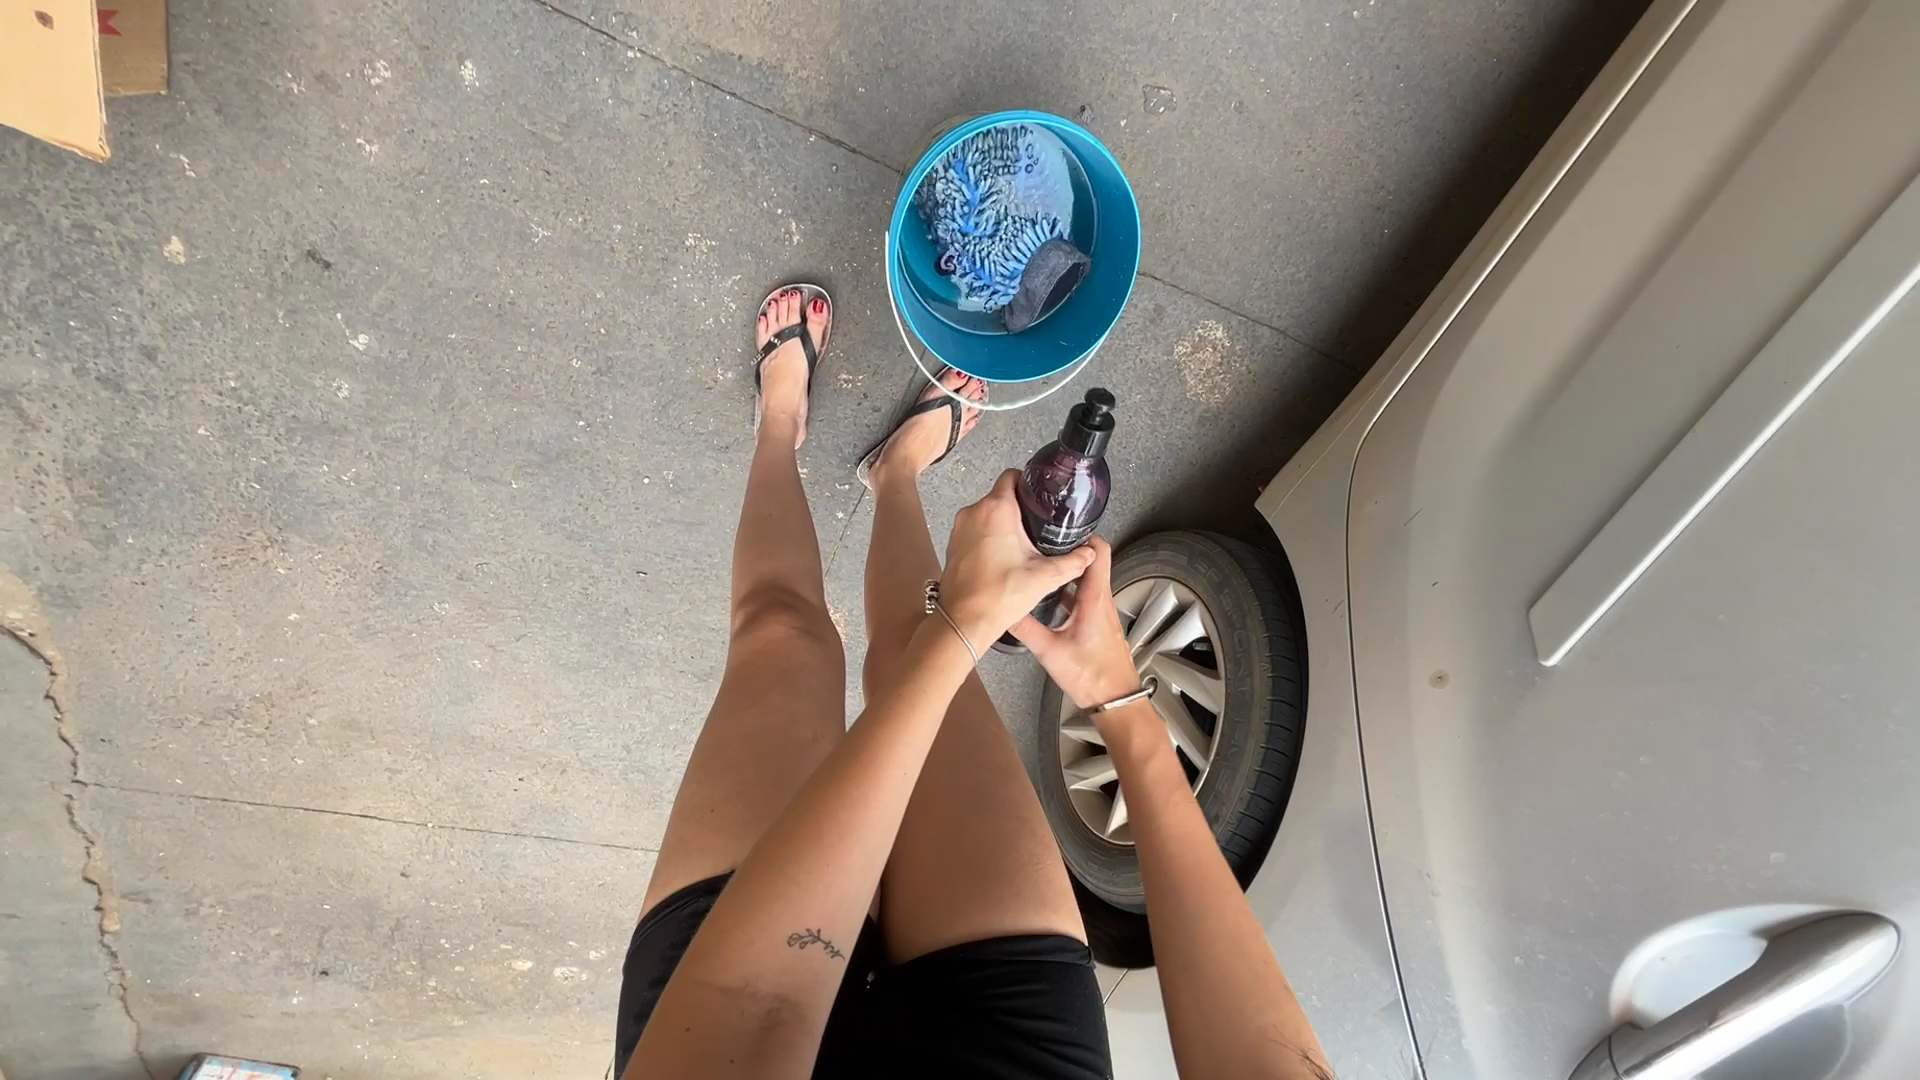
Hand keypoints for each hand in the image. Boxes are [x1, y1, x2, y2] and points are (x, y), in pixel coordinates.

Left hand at [939, 470, 1097, 645]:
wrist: (964, 621)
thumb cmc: (997, 596)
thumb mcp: (1045, 577)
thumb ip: (1072, 562)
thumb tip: (1088, 554)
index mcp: (996, 510)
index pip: (1011, 476)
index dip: (1027, 482)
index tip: (1039, 495)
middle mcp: (973, 513)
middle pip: (999, 495)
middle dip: (1018, 507)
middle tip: (1036, 524)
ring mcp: (959, 528)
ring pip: (986, 513)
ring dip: (1002, 523)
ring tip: (1021, 543)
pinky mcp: (953, 544)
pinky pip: (974, 530)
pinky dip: (987, 537)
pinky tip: (1002, 556)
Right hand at [1008, 536, 1142, 707]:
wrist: (1115, 701)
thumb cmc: (1091, 677)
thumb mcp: (1049, 651)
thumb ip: (1025, 627)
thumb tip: (1002, 609)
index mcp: (1095, 598)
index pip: (1099, 550)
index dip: (1083, 534)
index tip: (1060, 529)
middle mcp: (1102, 599)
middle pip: (1091, 561)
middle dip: (1068, 549)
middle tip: (1042, 544)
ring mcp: (1102, 611)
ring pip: (1087, 579)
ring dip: (1068, 570)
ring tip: (1041, 566)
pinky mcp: (1098, 623)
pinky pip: (1085, 596)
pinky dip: (1069, 590)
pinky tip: (1050, 598)